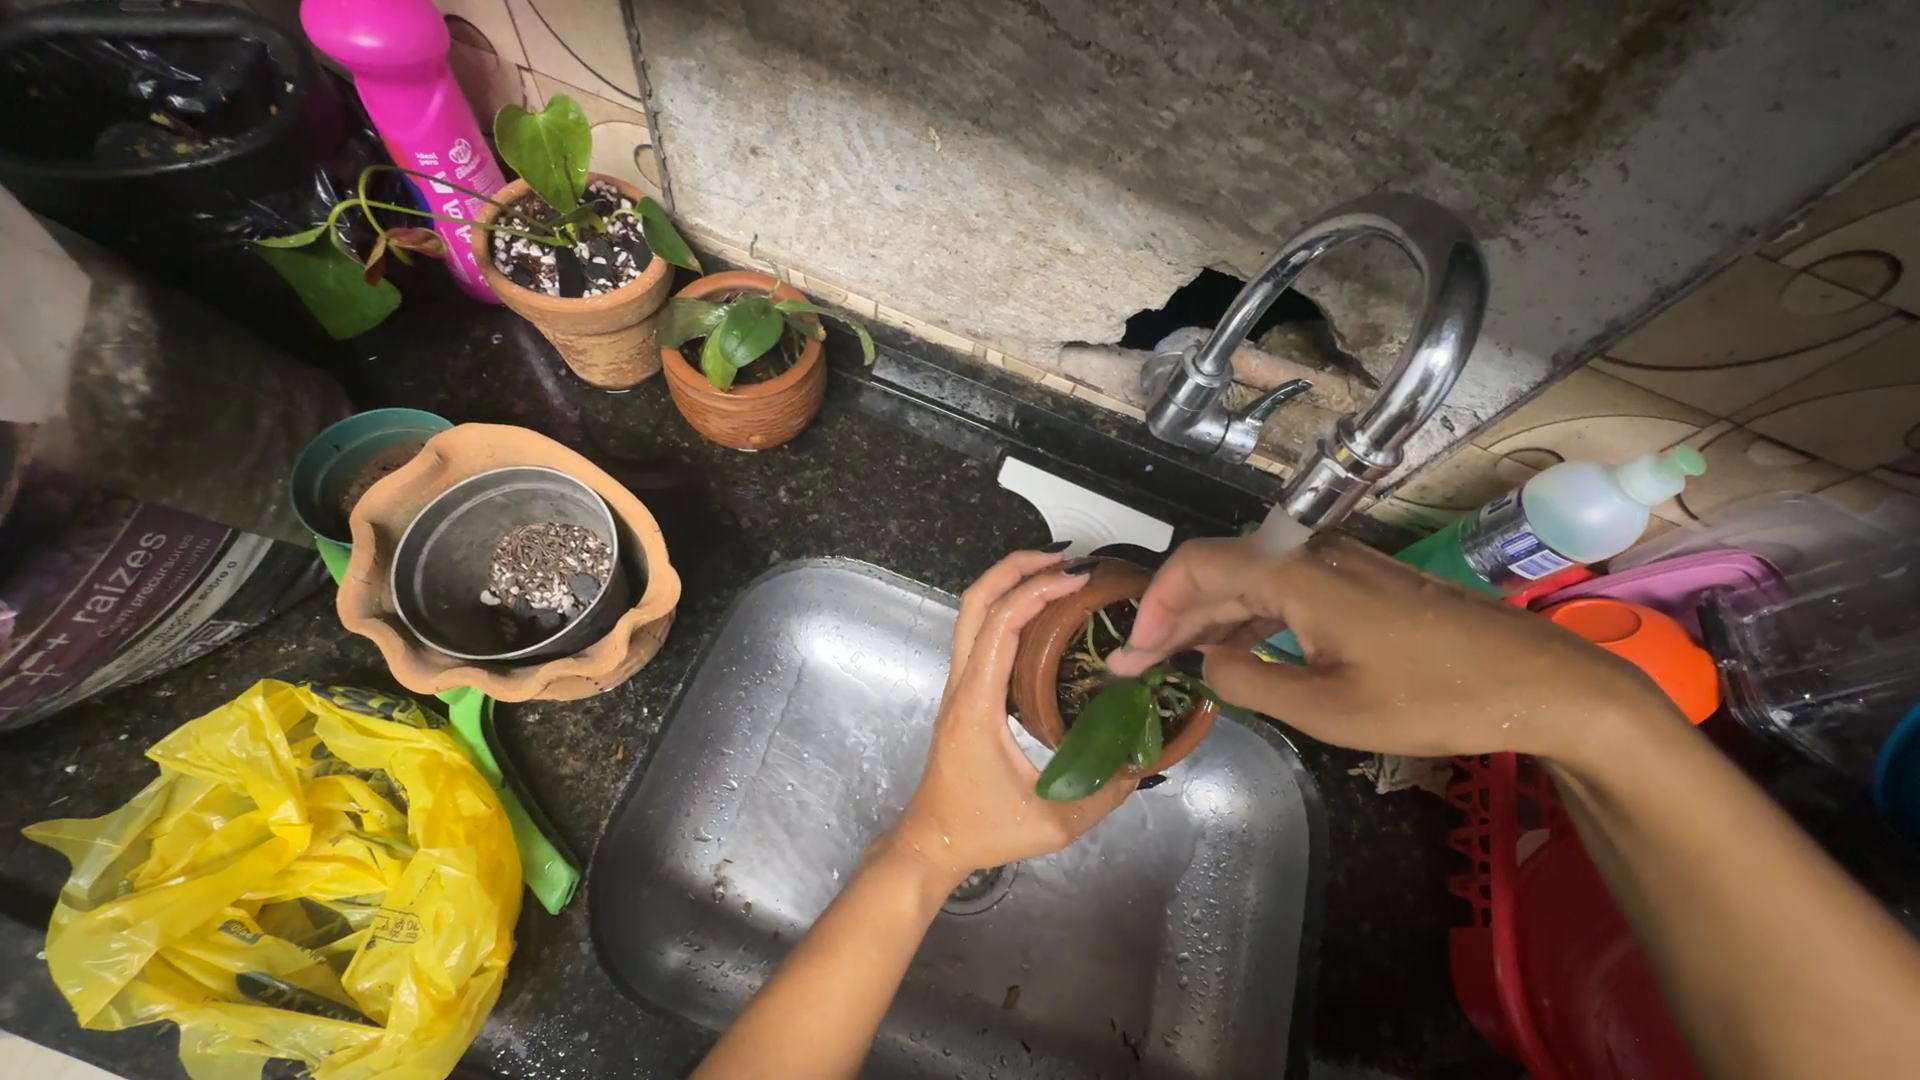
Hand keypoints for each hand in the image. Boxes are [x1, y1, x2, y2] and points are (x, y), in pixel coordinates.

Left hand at [890, 551, 1137, 881]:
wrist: (931, 842)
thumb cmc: (983, 829)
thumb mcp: (1054, 821)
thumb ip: (1104, 793)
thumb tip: (1144, 762)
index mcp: (978, 703)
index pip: (999, 626)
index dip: (1035, 593)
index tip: (1077, 581)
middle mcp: (962, 683)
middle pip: (973, 602)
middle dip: (1014, 568)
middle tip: (1061, 560)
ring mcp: (958, 685)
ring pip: (971, 614)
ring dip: (1007, 585)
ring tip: (1054, 576)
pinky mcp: (963, 693)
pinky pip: (979, 635)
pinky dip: (1006, 611)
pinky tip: (1042, 618)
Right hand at [1106, 534, 1683, 762]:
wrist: (1544, 683)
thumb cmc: (1435, 698)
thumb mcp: (1329, 709)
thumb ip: (1250, 681)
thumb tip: (1205, 662)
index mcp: (1296, 574)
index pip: (1197, 564)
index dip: (1154, 603)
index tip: (1134, 650)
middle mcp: (1310, 554)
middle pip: (1218, 571)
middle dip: (1171, 616)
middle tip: (1137, 664)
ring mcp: (1336, 565)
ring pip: (1248, 580)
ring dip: (1206, 619)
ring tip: (1173, 662)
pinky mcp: (1357, 582)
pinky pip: (1281, 590)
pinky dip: (1246, 619)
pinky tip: (1234, 649)